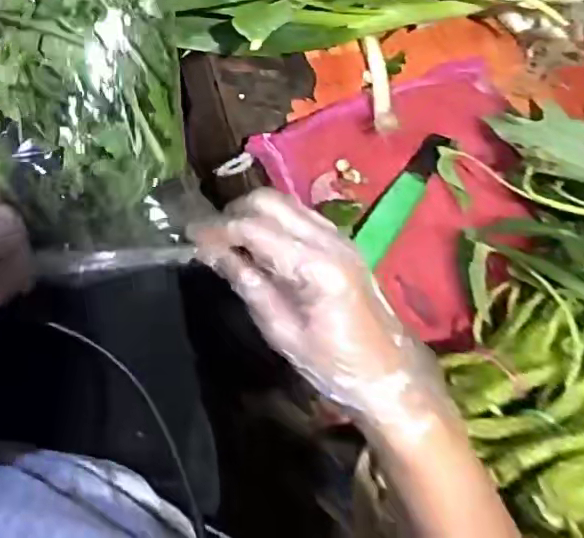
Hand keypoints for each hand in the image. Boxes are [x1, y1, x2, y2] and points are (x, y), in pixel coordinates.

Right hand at [191, 189, 453, 438]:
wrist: (394, 381)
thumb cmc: (335, 366)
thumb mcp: (281, 331)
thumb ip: (246, 282)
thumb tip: (208, 250)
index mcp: (316, 266)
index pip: (251, 227)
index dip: (215, 229)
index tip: (190, 237)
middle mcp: (329, 240)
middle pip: (265, 201)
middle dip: (231, 213)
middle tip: (211, 239)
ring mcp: (338, 237)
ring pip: (281, 201)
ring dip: (250, 213)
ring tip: (230, 240)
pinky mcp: (340, 241)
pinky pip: (296, 213)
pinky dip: (270, 218)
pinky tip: (259, 243)